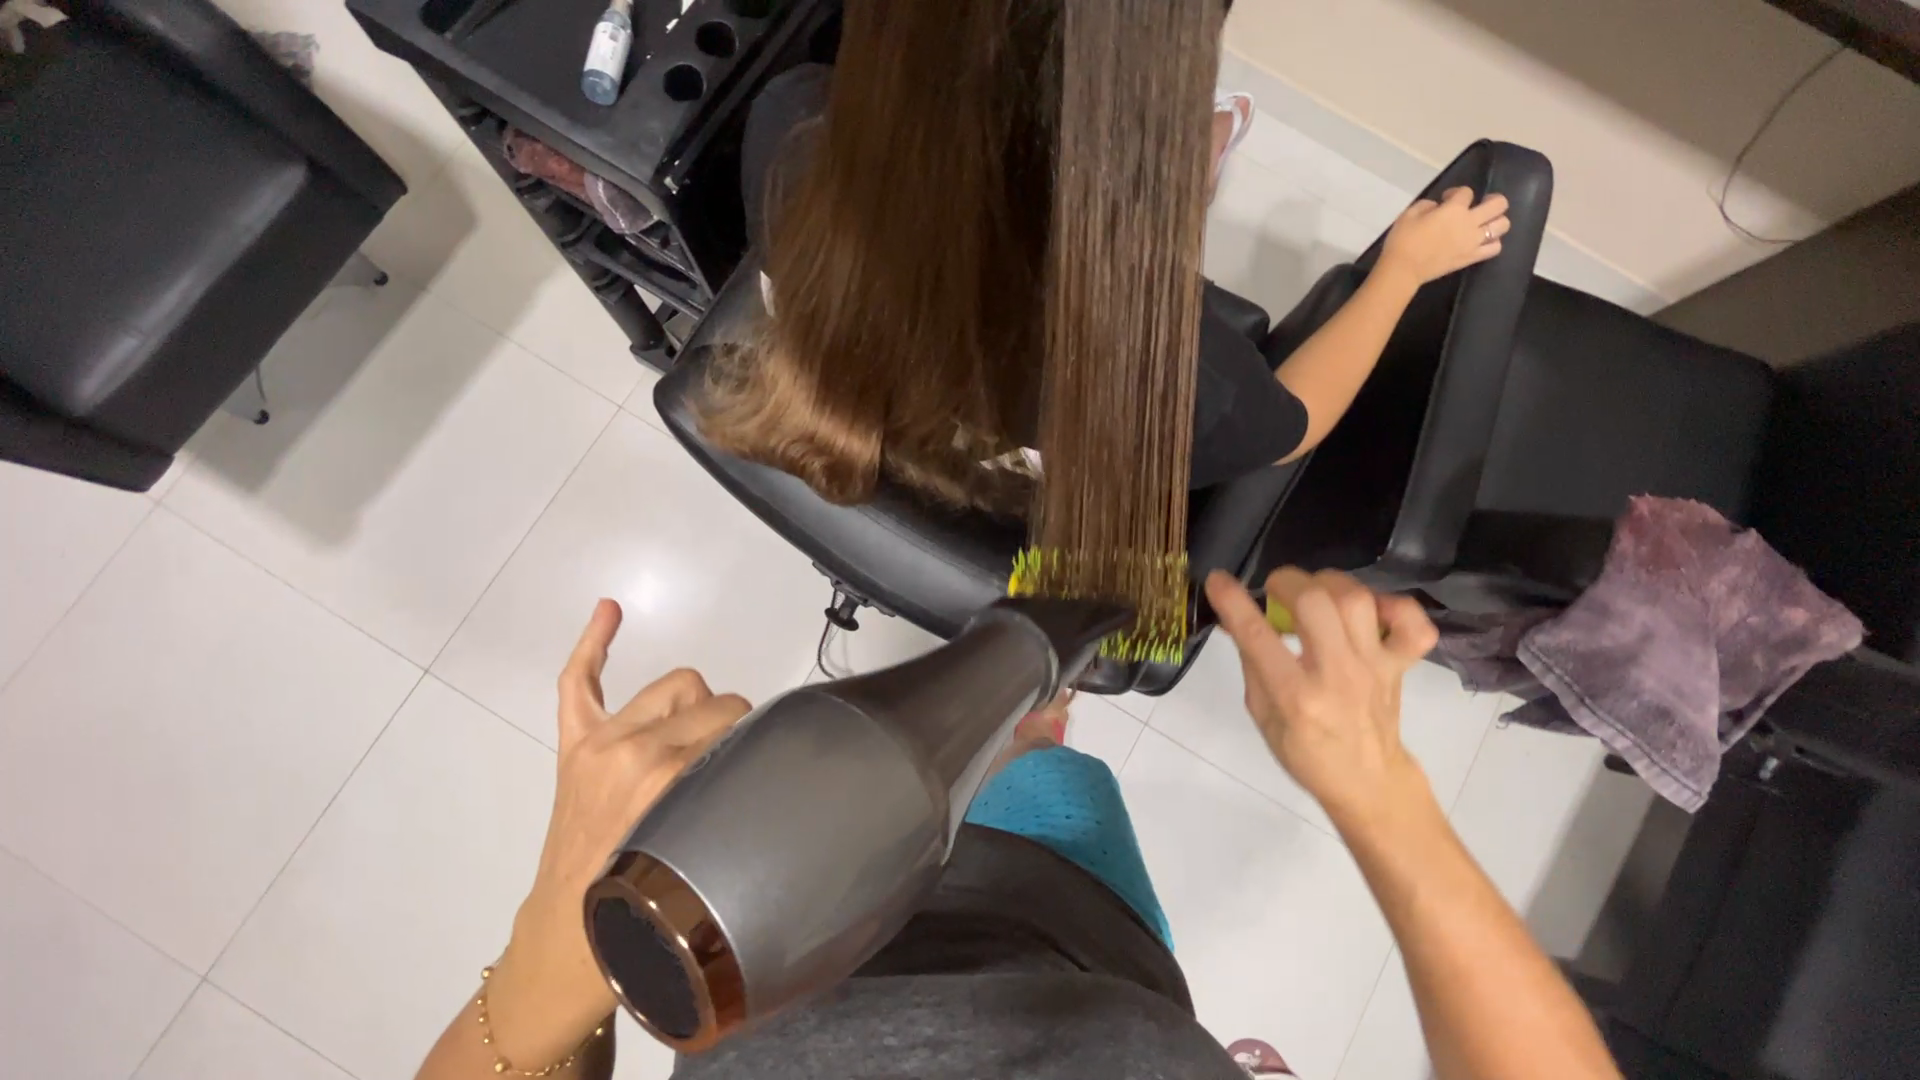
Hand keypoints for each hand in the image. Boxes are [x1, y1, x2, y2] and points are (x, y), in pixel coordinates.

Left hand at [533, 599, 749, 900]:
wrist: (570, 941)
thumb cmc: (648, 911)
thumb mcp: (706, 850)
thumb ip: (729, 793)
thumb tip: (759, 754)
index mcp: (668, 778)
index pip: (733, 720)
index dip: (752, 737)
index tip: (757, 761)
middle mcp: (634, 750)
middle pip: (709, 700)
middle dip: (728, 722)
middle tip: (727, 762)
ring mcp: (600, 743)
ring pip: (674, 686)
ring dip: (695, 703)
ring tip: (697, 737)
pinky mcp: (575, 746)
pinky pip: (581, 682)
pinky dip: (593, 644)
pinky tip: (610, 611)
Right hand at [1204, 568, 1438, 824]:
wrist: (1368, 782)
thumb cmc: (1304, 752)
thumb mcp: (1261, 714)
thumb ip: (1252, 663)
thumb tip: (1236, 619)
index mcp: (1294, 695)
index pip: (1256, 635)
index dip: (1232, 600)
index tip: (1217, 580)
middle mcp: (1336, 675)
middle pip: (1314, 602)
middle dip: (1286, 581)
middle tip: (1274, 589)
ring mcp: (1373, 668)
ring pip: (1357, 600)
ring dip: (1328, 583)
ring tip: (1314, 592)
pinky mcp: (1400, 666)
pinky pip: (1413, 625)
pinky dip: (1394, 607)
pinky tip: (1370, 610)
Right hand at [1377, 187, 1510, 288]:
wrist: (1402, 270)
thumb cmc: (1402, 241)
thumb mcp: (1408, 215)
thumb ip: (1426, 205)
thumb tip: (1436, 207)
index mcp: (1454, 209)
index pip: (1466, 192)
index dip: (1456, 192)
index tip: (1446, 198)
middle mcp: (1470, 222)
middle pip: (1499, 203)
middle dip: (1492, 200)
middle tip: (1480, 205)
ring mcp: (1473, 241)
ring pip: (1503, 225)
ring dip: (1497, 221)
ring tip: (1485, 224)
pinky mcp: (1471, 257)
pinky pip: (1494, 248)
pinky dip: (1493, 243)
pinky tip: (1483, 242)